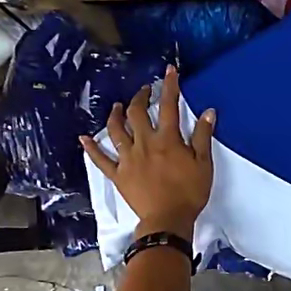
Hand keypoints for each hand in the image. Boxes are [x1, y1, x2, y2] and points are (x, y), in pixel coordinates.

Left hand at [81, 66, 216, 240]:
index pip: (169, 105)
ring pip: (116, 130)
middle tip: (145, 91)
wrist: (167, 220)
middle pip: (137, 112)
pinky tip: (83, 138)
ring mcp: (128, 158)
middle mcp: (144, 143)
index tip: (169, 71)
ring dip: (116, 115)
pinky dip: (91, 148)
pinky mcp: (118, 174)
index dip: (169, 86)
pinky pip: (101, 159)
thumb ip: (203, 136)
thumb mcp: (203, 163)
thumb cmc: (189, 192)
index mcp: (167, 139)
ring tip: (117, 107)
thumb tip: (208, 111)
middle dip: (140, 97)